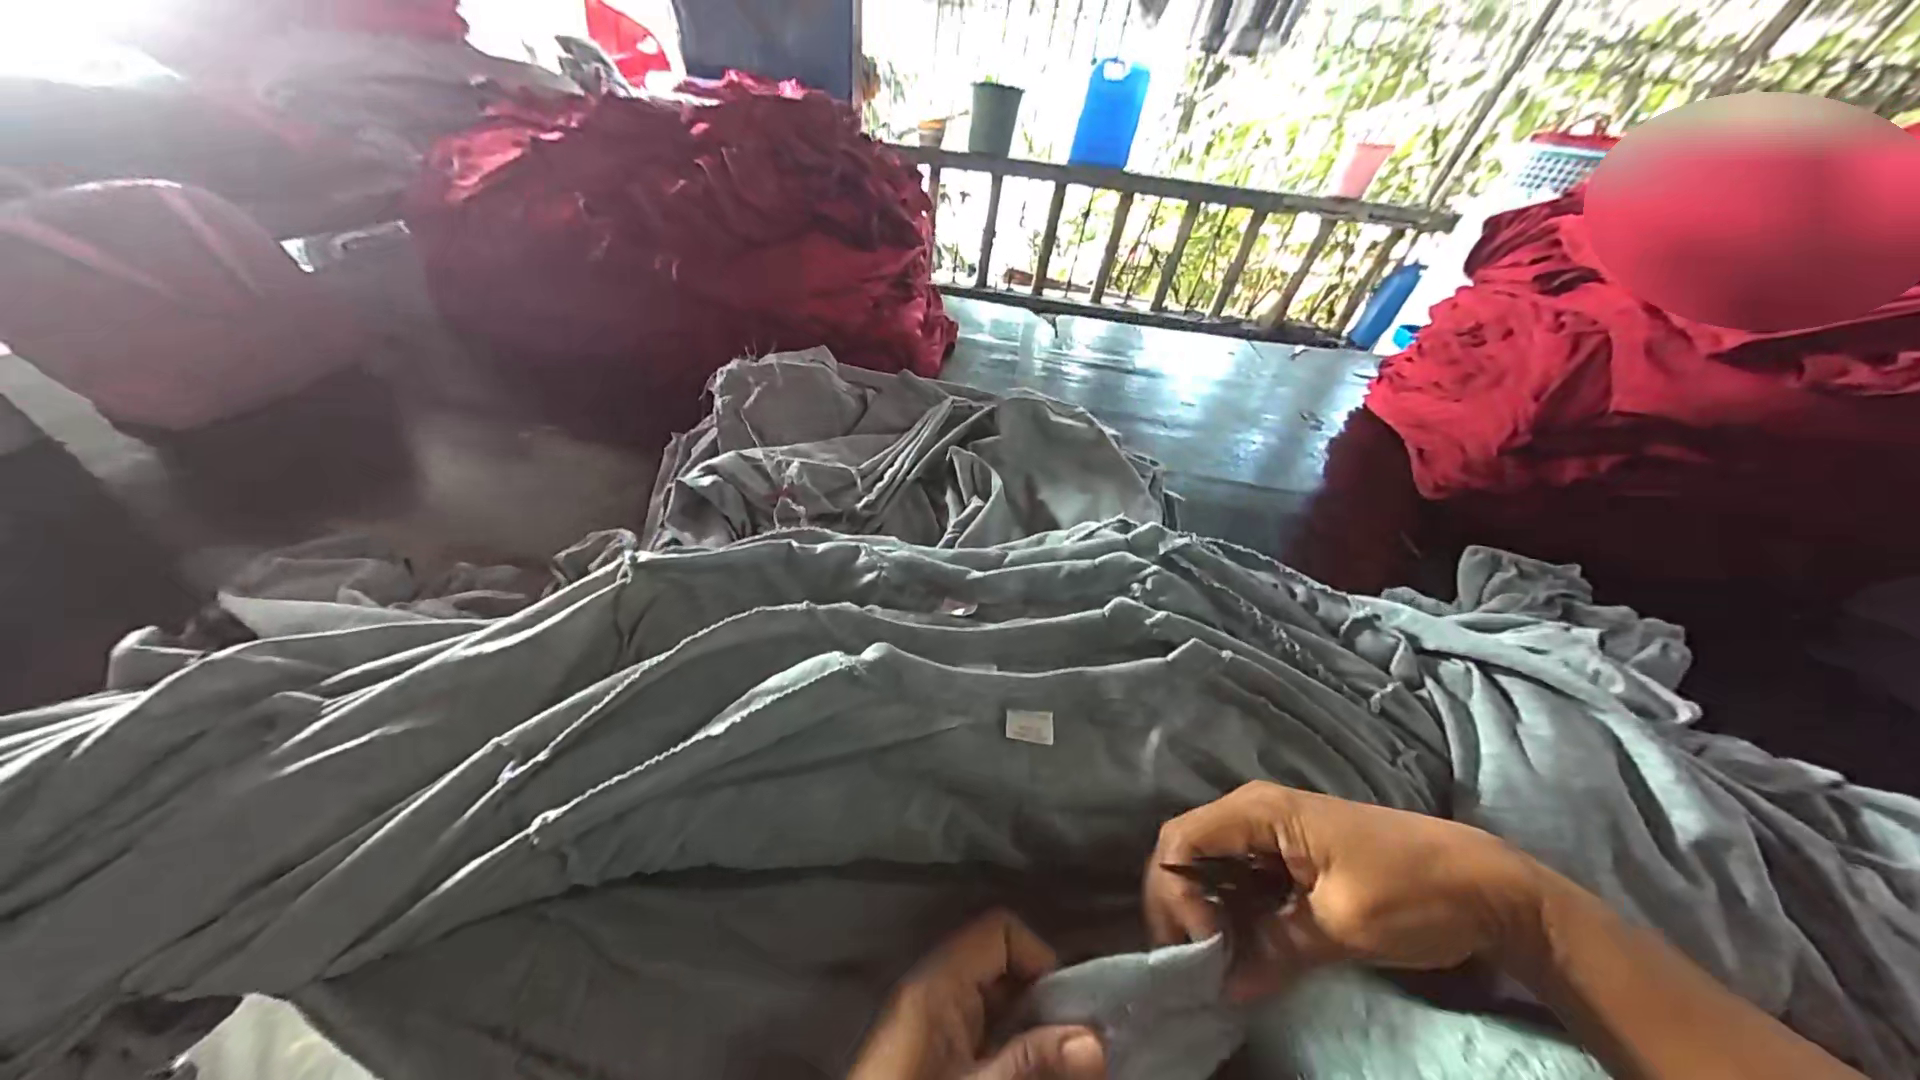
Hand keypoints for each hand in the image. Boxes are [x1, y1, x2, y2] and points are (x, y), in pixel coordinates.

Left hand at [848, 909, 1106, 1079]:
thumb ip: (1031, 1062)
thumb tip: (1096, 1042)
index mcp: (938, 981)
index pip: (1000, 930)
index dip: (1038, 958)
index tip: (1066, 1010)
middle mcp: (934, 988)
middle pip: (1002, 965)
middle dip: (1042, 1000)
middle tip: (1075, 1047)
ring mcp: (931, 1021)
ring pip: (995, 1001)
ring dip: (1029, 1029)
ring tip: (1058, 1065)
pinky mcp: (932, 1050)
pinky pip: (981, 1030)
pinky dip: (1008, 1047)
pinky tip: (1024, 1071)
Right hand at [1144, 782, 1543, 998]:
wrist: (1488, 886)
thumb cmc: (1415, 891)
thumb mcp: (1344, 924)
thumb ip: (1276, 950)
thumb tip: (1224, 987)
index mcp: (1259, 811)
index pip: (1182, 842)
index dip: (1177, 894)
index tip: (1206, 948)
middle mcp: (1252, 813)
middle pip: (1186, 853)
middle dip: (1180, 907)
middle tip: (1196, 965)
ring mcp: (1268, 834)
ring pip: (1208, 869)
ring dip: (1204, 915)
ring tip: (1215, 966)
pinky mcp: (1285, 858)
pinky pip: (1238, 882)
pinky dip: (1231, 917)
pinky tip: (1240, 952)